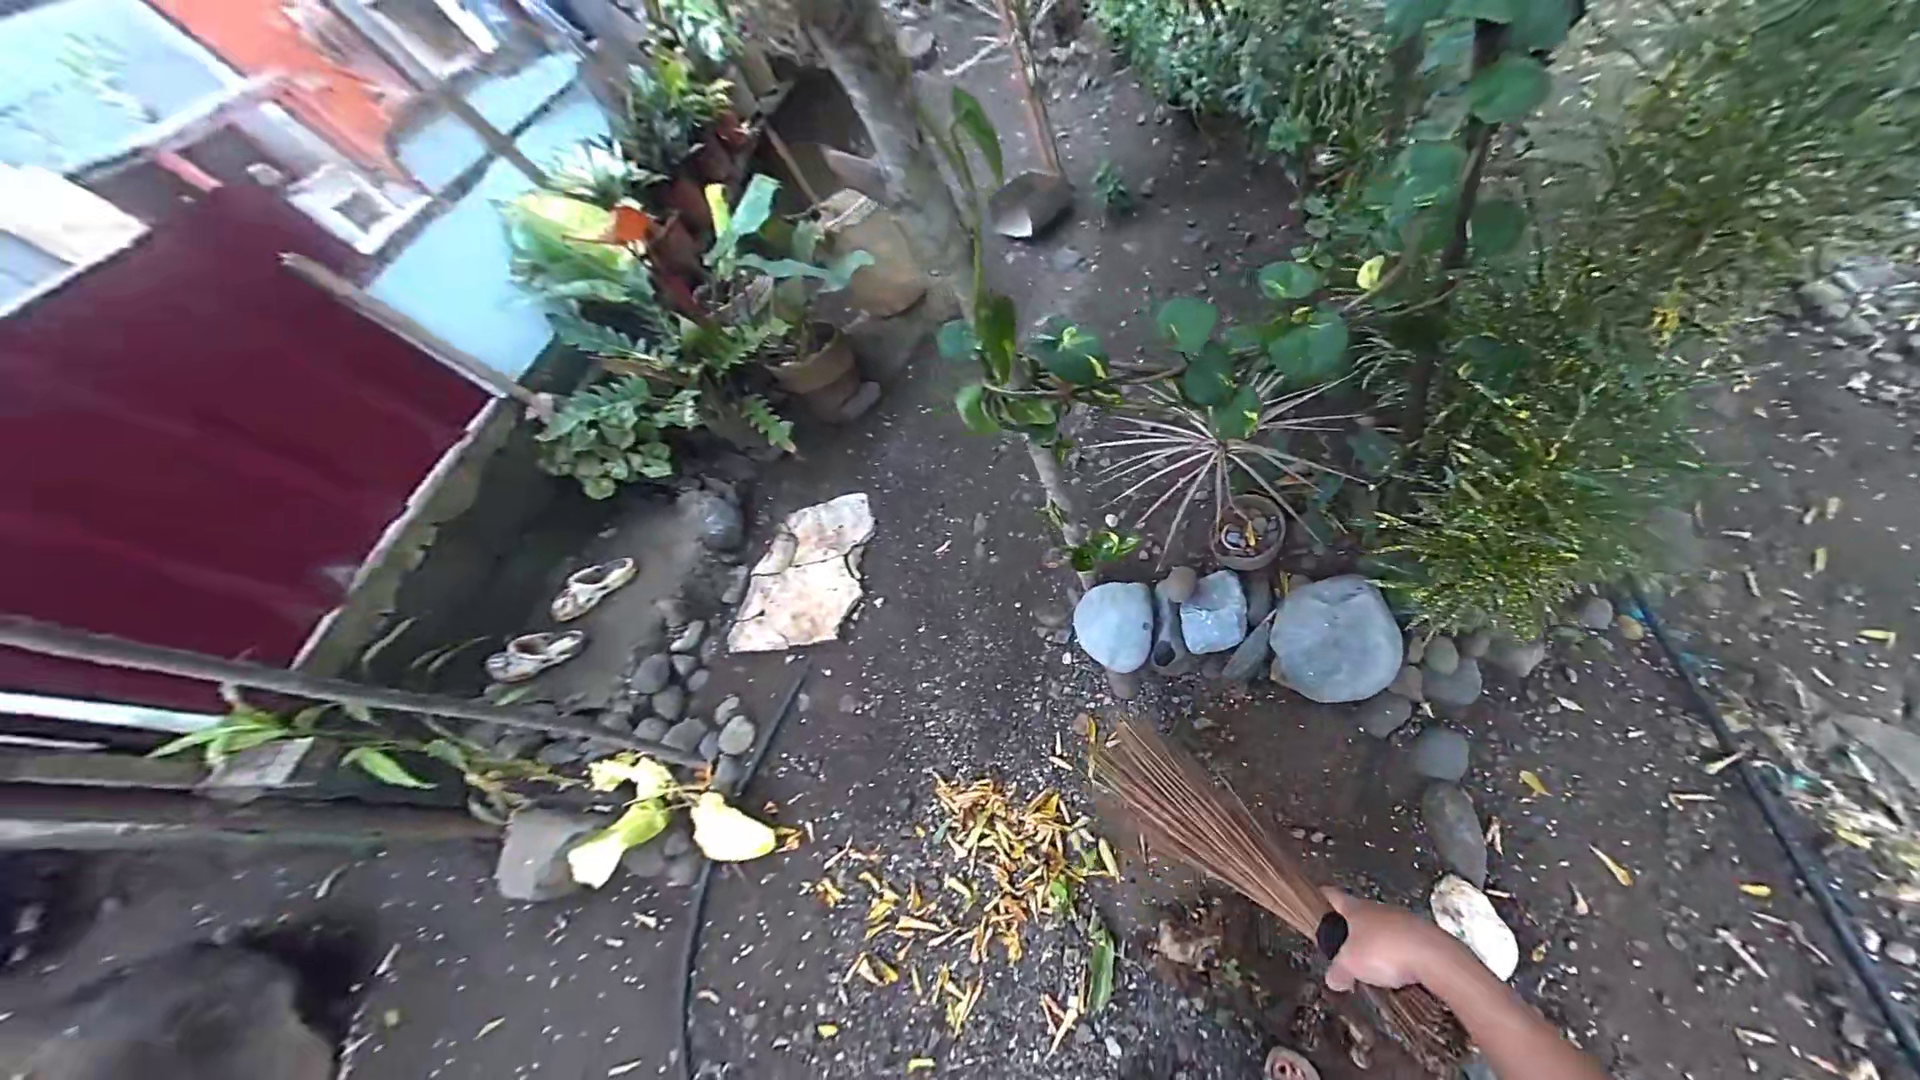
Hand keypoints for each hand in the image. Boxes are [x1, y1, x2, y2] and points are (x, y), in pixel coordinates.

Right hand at [1320, 888, 1461, 991]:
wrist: (1436, 958)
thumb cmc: (1384, 951)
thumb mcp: (1353, 965)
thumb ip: (1339, 971)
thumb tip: (1331, 980)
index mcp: (1355, 907)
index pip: (1332, 895)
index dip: (1322, 898)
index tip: (1316, 902)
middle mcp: (1377, 907)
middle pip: (1359, 912)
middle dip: (1353, 928)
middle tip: (1347, 947)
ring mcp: (1404, 918)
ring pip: (1384, 926)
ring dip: (1379, 941)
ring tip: (1377, 965)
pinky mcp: (1426, 934)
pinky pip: (1406, 940)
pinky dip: (1401, 952)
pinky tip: (1403, 970)